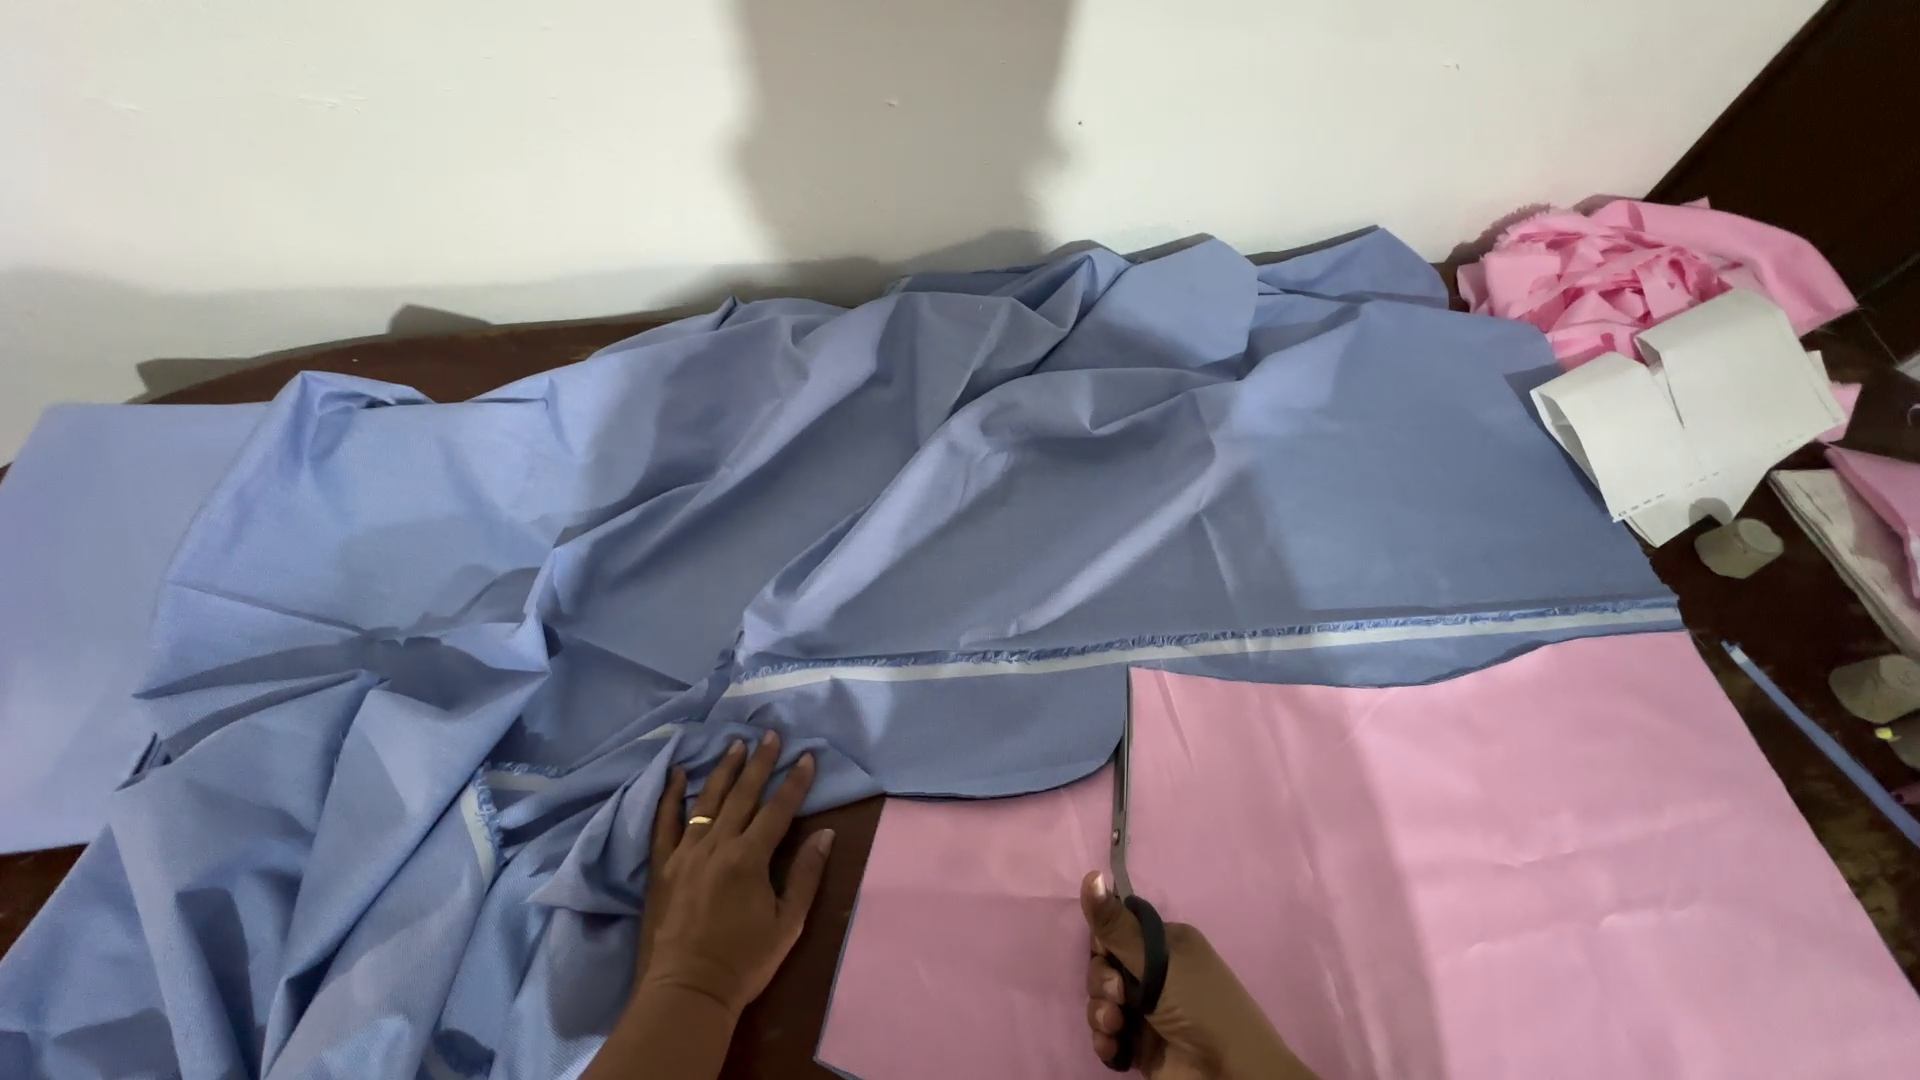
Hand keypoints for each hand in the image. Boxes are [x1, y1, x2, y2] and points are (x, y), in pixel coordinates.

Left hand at [637, 731, 834, 1016]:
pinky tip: (676, 774)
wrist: (686, 992)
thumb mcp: (788, 923)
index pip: (779, 809)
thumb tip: (826, 834)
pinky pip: (664, 824)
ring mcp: (685, 854)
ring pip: (707, 801)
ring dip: (724, 770)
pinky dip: (670, 796)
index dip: (795, 781)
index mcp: (750, 858)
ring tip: (736, 744)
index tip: (807, 755)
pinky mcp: (661, 867)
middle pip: (743, 795)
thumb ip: (805, 875)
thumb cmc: (743, 961)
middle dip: (761, 763)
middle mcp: (717, 846)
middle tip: (771, 734)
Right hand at [1081, 872, 1316, 1079]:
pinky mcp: (1139, 1047)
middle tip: (1118, 996)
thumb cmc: (1201, 1007)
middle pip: (1103, 966)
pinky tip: (1114, 1048)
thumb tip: (1090, 873)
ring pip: (1100, 1001)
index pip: (1116, 930)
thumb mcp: (1158, 962)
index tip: (1105, 953)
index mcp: (1163, 944)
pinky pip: (1106, 1035)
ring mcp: (1145, 1012)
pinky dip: (1105, 1041)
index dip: (1102, 942)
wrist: (1233, 1078)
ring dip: (1100, 1013)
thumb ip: (1116, 925)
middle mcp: (1153, 974)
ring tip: (1116, 1027)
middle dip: (1101, 981)